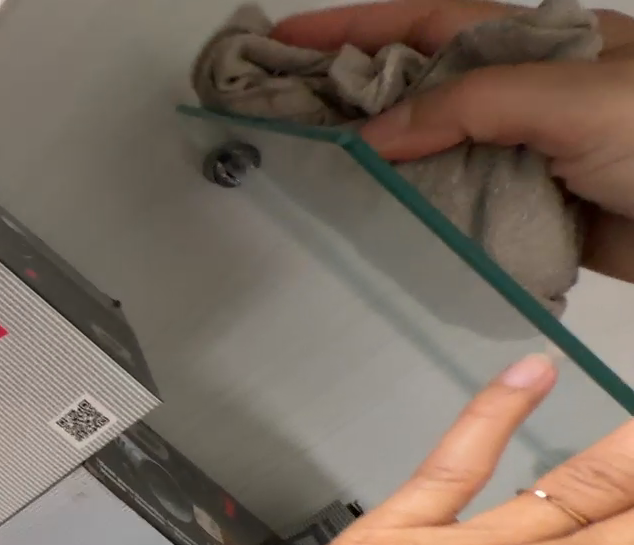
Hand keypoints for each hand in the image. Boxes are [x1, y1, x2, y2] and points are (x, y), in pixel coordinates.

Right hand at [273, 0, 633, 282]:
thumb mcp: (586, 98)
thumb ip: (476, 105)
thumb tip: (371, 137)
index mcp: (542, 49)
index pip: (429, 24)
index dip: (353, 26)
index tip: (282, 39)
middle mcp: (515, 98)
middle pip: (403, 85)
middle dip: (333, 90)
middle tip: (264, 108)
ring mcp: (504, 155)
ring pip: (405, 148)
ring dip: (347, 155)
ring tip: (286, 164)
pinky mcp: (499, 210)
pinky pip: (423, 203)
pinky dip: (379, 207)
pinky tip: (342, 214)